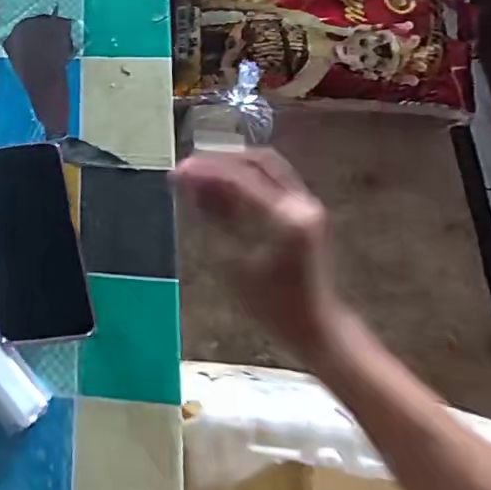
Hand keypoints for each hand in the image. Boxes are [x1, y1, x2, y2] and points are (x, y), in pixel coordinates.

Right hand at [173, 149, 351, 361]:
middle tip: (188, 169)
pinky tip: (221, 192)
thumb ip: (210, 215)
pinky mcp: (306, 212)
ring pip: (266, 168)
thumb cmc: (269, 303)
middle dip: (220, 161)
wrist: (314, 327)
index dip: (204, 170)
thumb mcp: (230, 260)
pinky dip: (244, 180)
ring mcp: (308, 205)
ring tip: (200, 177)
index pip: (240, 177)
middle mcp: (303, 202)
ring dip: (232, 167)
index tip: (176, 171)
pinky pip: (272, 182)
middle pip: (257, 162)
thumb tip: (188, 183)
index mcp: (286, 216)